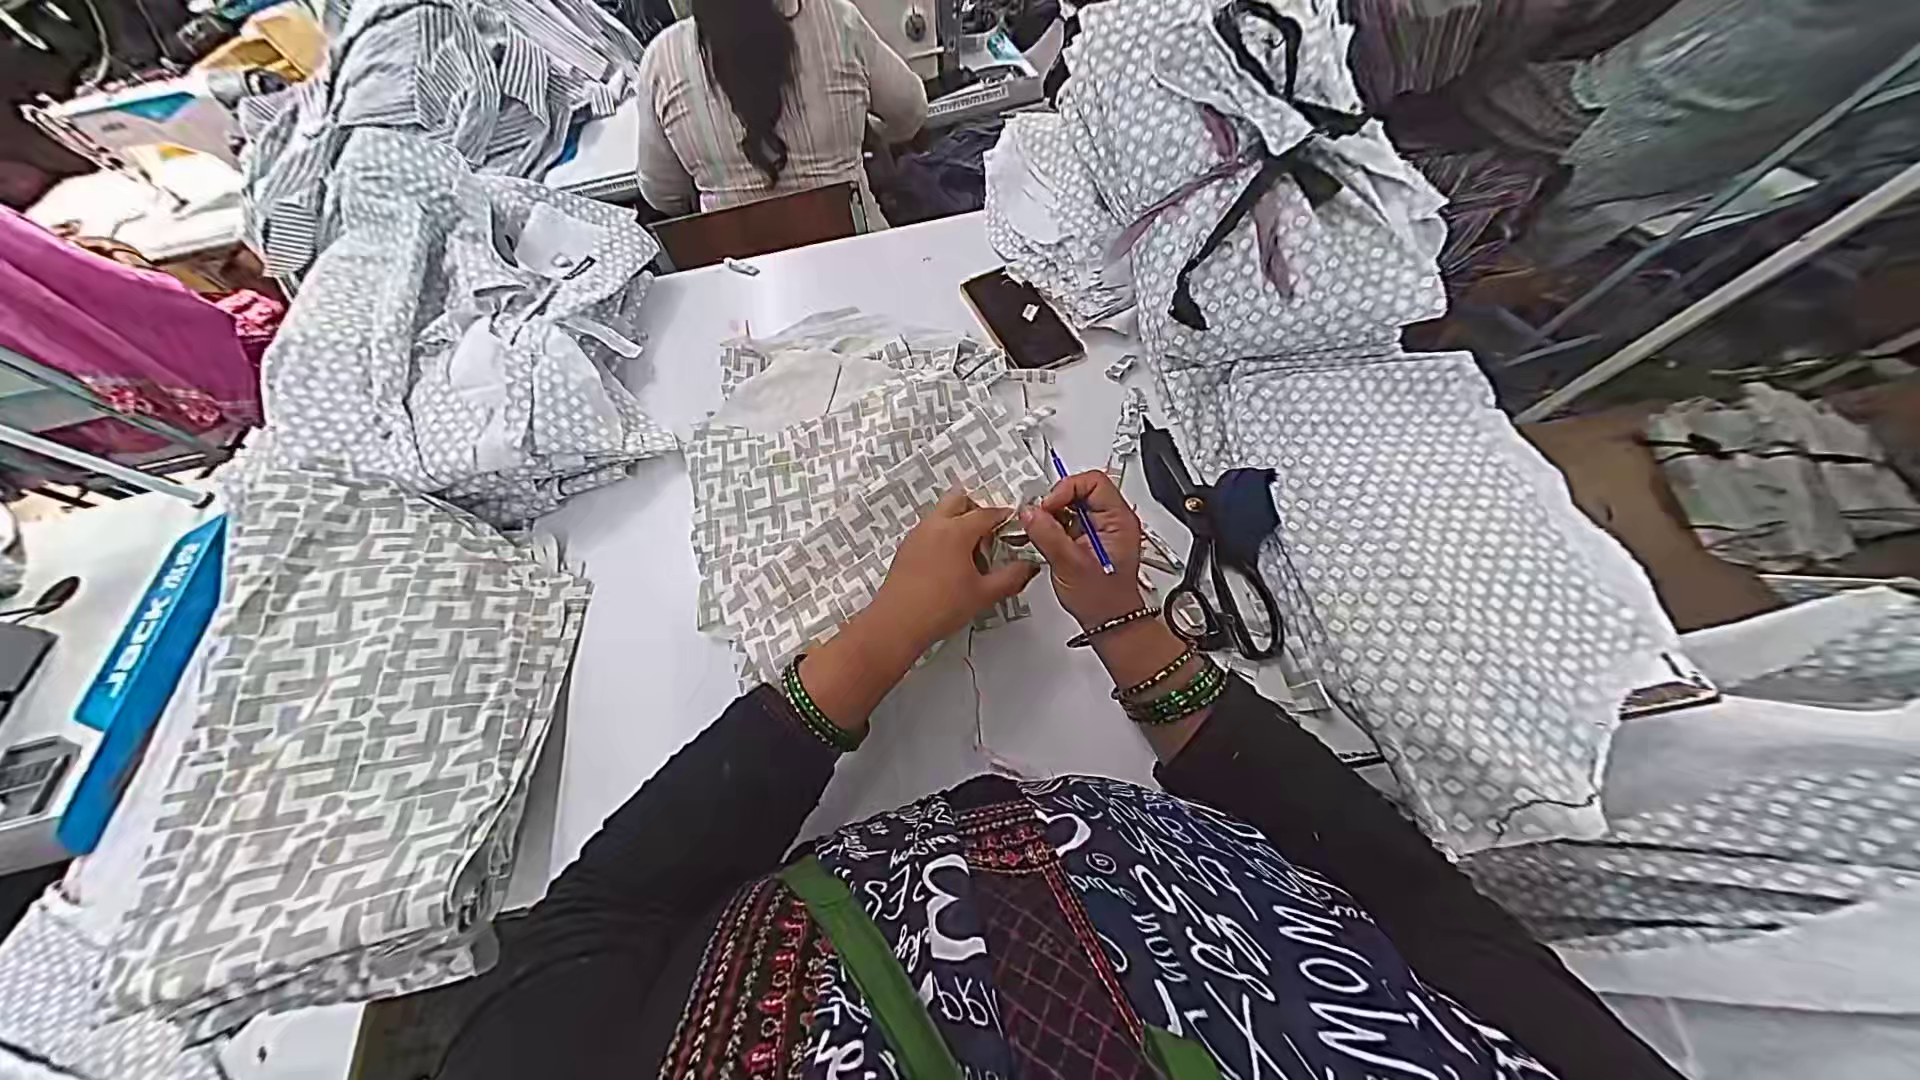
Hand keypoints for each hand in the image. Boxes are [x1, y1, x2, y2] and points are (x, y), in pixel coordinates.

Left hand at [866, 488, 1041, 655]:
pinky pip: (929, 530)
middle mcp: (934, 526)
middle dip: (978, 510)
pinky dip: (943, 535)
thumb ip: (1012, 577)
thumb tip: (1027, 567)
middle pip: (960, 501)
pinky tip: (951, 563)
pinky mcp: (906, 549)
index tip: (1013, 525)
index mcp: (956, 531)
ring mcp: (917, 535)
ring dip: (958, 522)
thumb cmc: (937, 608)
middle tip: (991, 533)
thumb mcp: (984, 594)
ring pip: (942, 514)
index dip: (1004, 517)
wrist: (897, 624)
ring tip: (972, 552)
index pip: (987, 513)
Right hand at [1022, 470, 1213, 759]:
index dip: (1066, 489)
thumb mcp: (1069, 565)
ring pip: (1072, 505)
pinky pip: (1069, 520)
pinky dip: (1054, 526)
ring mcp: (1101, 529)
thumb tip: (1031, 513)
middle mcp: (1112, 520)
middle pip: (1081, 490)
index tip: (1048, 507)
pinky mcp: (1089, 539)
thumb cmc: (1102, 600)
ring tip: (1043, 532)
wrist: (1109, 623)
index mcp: (1117, 520)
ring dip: (1053, 515)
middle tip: (1041, 519)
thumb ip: (1048, 535)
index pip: (1092, 482)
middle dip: (1056, 502)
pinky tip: (1047, 541)